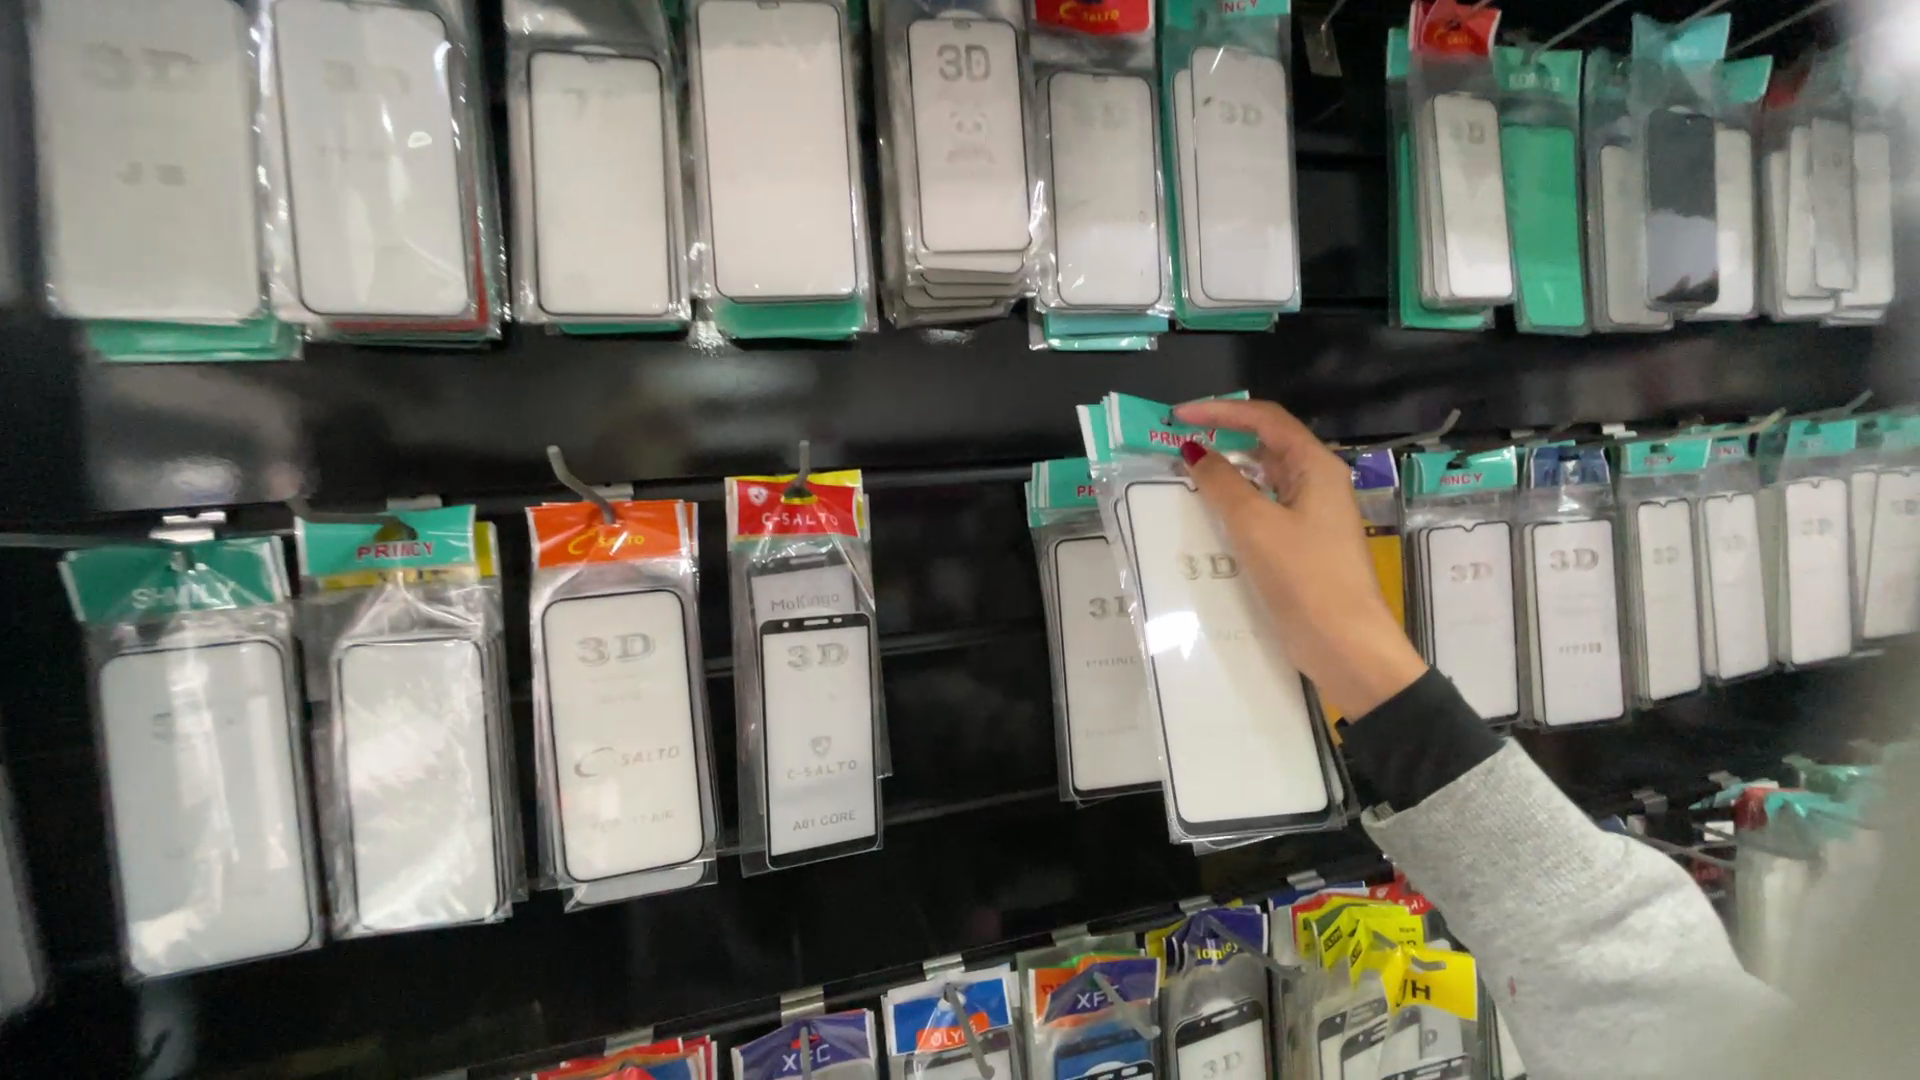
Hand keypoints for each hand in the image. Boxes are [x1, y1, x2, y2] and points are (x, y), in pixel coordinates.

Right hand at [1173, 398, 1427, 718]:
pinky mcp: (1302, 544)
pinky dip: (1235, 503)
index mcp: (1316, 467)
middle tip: (1178, 444)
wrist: (1344, 643)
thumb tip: (1193, 452)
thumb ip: (1222, 484)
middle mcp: (1317, 483)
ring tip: (1186, 475)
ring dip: (1227, 472)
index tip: (1179, 415)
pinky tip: (1210, 514)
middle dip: (1223, 437)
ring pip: (1264, 478)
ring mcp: (1311, 515)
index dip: (1221, 411)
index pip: (1266, 420)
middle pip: (1267, 444)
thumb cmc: (1304, 576)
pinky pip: (1264, 508)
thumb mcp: (1255, 524)